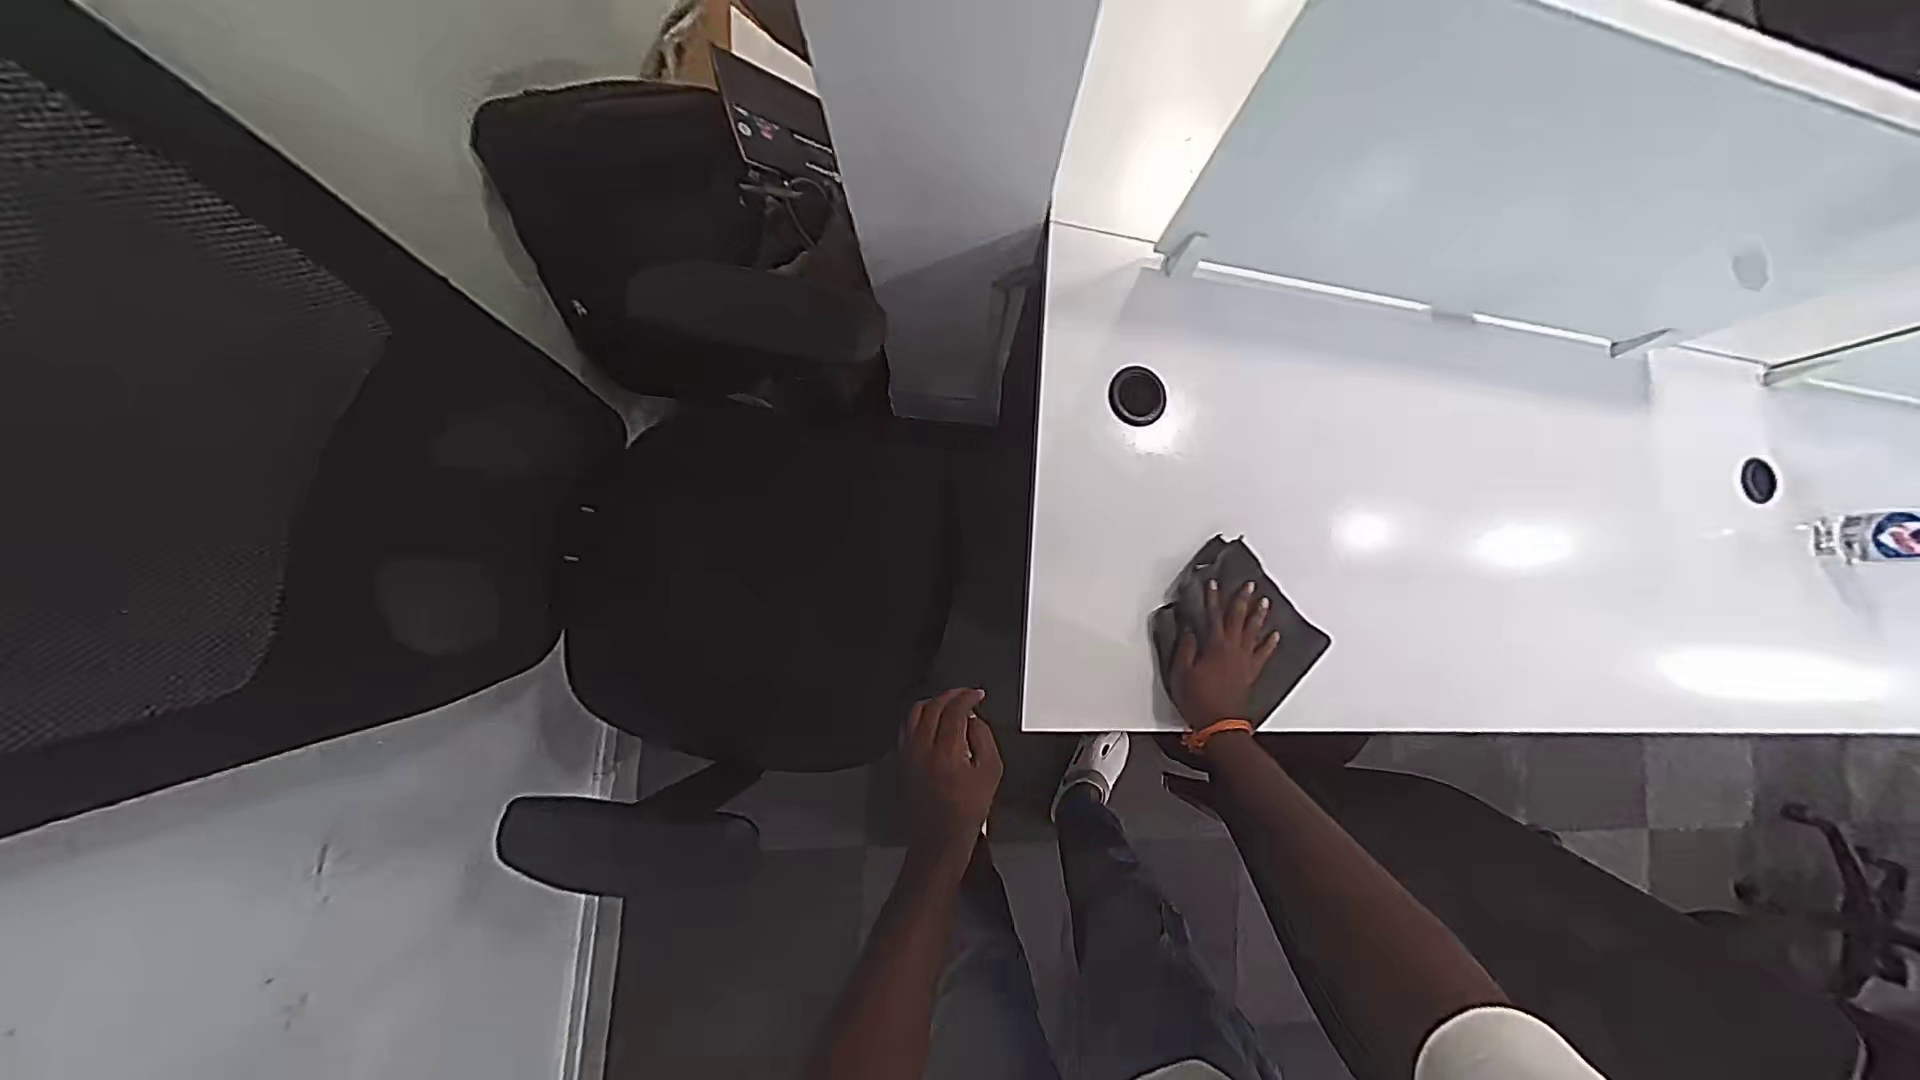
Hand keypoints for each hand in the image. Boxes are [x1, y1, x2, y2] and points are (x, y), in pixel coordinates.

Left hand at [899, 689, 1002, 864]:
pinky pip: (906, 727)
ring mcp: (908, 754)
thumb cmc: (965, 813)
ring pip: (915, 712)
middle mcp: (923, 750)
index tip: (976, 695)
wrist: (940, 839)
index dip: (967, 696)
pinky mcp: (901, 761)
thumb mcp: (991, 773)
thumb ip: (984, 738)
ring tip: (948, 703)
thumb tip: (974, 720)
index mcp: (947, 753)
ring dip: (933, 702)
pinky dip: (920, 715)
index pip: (954, 710)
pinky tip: (930, 719)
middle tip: (964, 694)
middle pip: (934, 706)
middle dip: (952, 695)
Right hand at [1171, 580, 1280, 730]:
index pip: (1213, 616)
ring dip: (1259, 616)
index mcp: (1215, 647)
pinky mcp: (1251, 673)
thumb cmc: (1198, 699)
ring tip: (1264, 602)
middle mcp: (1233, 650)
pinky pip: (1263, 654)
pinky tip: (1274, 635)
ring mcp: (1245, 661)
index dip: (1212, 598)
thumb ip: (1185, 649)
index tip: (1213, 584)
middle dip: (1242, 600)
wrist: (1219, 723)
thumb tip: (1189, 631)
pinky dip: (1270, 643)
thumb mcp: (1181, 672)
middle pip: (1239, 619)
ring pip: (1254, 632)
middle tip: (1249, 586)